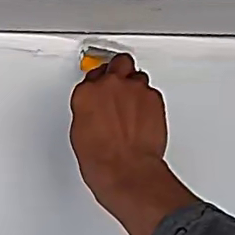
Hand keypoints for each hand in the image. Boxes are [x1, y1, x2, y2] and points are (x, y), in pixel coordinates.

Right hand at [70, 52, 199, 234]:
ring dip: (133, 86)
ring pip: (136, 75)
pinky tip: (141, 116)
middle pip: (118, 63)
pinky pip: (150, 91)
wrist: (126, 171)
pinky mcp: (154, 97)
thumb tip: (94, 112)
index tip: (98, 91)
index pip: (91, 76)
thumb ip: (88, 112)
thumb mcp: (80, 134)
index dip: (96, 84)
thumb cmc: (101, 161)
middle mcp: (110, 85)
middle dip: (118, 72)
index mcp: (85, 94)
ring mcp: (134, 89)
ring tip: (131, 104)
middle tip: (116, 85)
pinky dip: (146, 101)